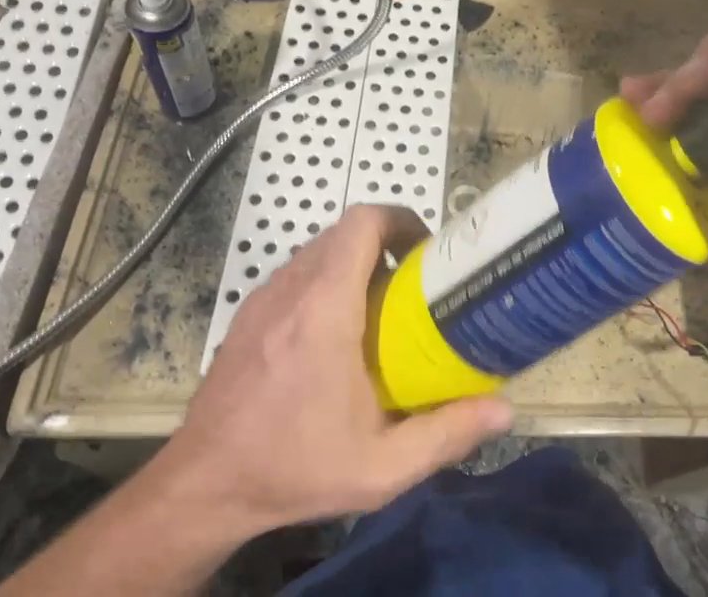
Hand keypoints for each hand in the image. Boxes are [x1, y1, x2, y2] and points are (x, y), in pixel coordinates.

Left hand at [142, 205, 512, 544]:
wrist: (203, 485)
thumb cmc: (294, 468)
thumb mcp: (381, 467)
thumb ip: (446, 435)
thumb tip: (504, 412)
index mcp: (325, 309)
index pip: (362, 223)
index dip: (401, 220)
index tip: (427, 253)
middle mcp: (291, 289)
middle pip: (345, 233)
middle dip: (386, 245)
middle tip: (416, 287)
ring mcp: (263, 299)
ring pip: (318, 251)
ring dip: (355, 263)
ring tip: (382, 310)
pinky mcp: (248, 315)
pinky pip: (296, 275)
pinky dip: (325, 282)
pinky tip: (338, 336)